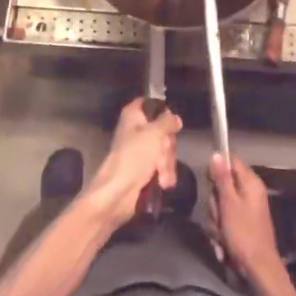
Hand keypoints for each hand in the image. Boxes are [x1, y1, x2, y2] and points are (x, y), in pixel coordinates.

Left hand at [80, 98, 180, 229]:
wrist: (119, 192)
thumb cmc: (134, 157)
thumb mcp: (154, 134)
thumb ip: (167, 122)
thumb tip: (176, 118)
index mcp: (133, 116)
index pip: (150, 103)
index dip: (163, 111)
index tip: (170, 122)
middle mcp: (137, 130)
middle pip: (164, 130)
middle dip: (167, 145)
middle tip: (162, 153)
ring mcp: (142, 150)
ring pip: (165, 150)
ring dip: (166, 163)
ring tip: (160, 174)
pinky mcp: (146, 168)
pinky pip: (163, 166)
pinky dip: (164, 174)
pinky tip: (162, 182)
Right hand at [209, 153, 283, 282]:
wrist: (257, 267)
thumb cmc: (243, 233)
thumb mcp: (229, 203)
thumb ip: (222, 178)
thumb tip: (217, 153)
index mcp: (250, 184)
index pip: (231, 162)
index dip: (217, 169)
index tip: (208, 181)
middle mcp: (250, 192)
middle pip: (223, 185)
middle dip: (215, 202)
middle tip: (219, 214)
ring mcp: (246, 208)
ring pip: (221, 205)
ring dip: (216, 219)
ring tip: (221, 232)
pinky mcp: (242, 223)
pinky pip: (225, 219)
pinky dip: (221, 230)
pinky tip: (223, 241)